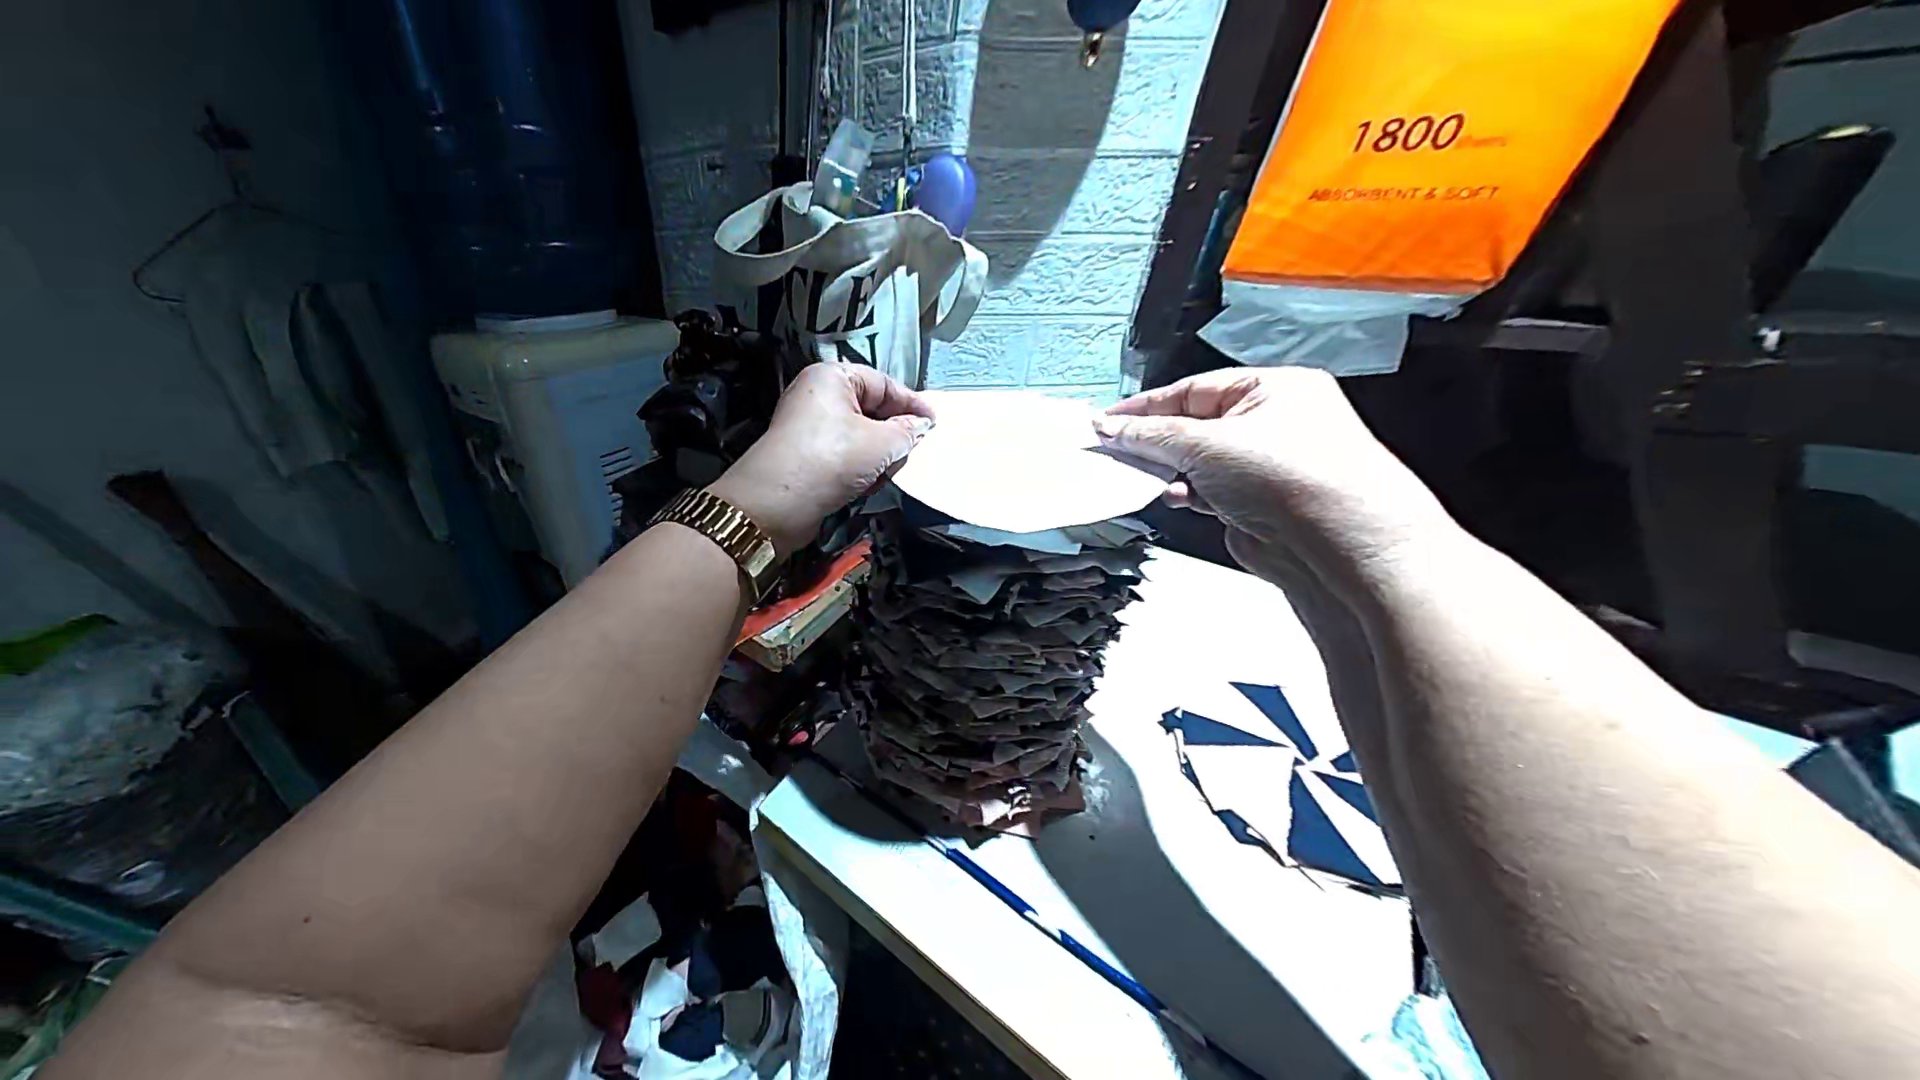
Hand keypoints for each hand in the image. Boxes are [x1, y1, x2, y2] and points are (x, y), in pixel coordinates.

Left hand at [709, 363, 933, 555]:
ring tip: (883, 474)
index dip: (912, 404)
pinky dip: (861, 468)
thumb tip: (920, 426)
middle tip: (911, 452)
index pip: (884, 384)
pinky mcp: (808, 455)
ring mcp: (811, 426)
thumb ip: (907, 432)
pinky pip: (846, 454)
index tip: (934, 423)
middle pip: (873, 410)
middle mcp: (819, 396)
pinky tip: (865, 485)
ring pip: (862, 436)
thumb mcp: (880, 444)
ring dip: (878, 457)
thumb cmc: (831, 460)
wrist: (775, 505)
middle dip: (894, 434)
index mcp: (833, 377)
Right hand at [1094, 367, 1448, 580]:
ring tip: (1149, 477)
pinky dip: (1188, 494)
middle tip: (1117, 449)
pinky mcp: (1257, 504)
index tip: (1110, 420)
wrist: (1339, 547)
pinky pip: (1208, 491)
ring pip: (1198, 462)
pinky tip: (1177, 496)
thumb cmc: (1300, 480)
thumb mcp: (1209, 444)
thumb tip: (1114, 428)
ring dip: (1170, 471)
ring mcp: (1265, 466)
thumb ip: (1153, 435)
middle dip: (1155, 441)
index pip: (1194, 389)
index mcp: (1274, 389)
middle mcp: (1273, 424)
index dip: (1147, 406)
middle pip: (1193, 426)